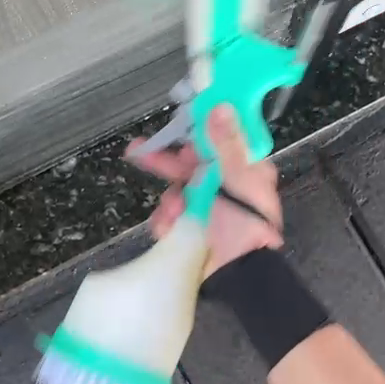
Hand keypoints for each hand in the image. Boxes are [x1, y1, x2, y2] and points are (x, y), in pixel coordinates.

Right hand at [127, 104, 283, 275]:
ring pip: (175, 192)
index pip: (217, 143)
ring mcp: (204, 209)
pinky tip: (168, 227)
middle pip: (188, 166)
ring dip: (170, 201)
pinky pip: (169, 217)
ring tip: (173, 213)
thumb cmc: (246, 227)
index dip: (196, 135)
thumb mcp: (240, 181)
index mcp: (243, 172)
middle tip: (138, 151)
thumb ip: (226, 145)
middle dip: (165, 163)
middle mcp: (223, 187)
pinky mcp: (188, 229)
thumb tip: (219, 107)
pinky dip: (166, 221)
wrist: (236, 277)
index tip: (178, 127)